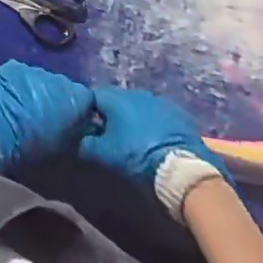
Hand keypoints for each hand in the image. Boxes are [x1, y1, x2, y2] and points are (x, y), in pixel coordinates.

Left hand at [0, 61, 94, 173]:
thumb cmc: (37, 145)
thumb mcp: (68, 147)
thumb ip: (79, 132)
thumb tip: (84, 126)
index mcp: (77, 97)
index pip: (86, 100)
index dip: (78, 110)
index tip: (70, 121)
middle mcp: (59, 78)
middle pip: (62, 87)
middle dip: (57, 98)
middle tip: (46, 116)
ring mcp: (35, 69)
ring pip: (41, 80)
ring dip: (37, 91)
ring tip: (25, 108)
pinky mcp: (13, 66)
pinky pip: (20, 76)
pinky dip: (18, 85)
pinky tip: (10, 99)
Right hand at [77, 88, 228, 185]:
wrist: (183, 169)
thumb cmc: (137, 156)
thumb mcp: (104, 154)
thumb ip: (86, 143)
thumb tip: (79, 139)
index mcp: (116, 98)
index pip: (94, 96)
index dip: (90, 111)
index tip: (91, 126)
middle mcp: (137, 93)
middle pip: (117, 100)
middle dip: (113, 114)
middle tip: (112, 134)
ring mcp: (160, 101)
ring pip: (139, 106)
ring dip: (135, 118)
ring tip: (136, 138)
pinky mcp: (180, 113)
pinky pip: (159, 114)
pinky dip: (154, 123)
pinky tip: (156, 140)